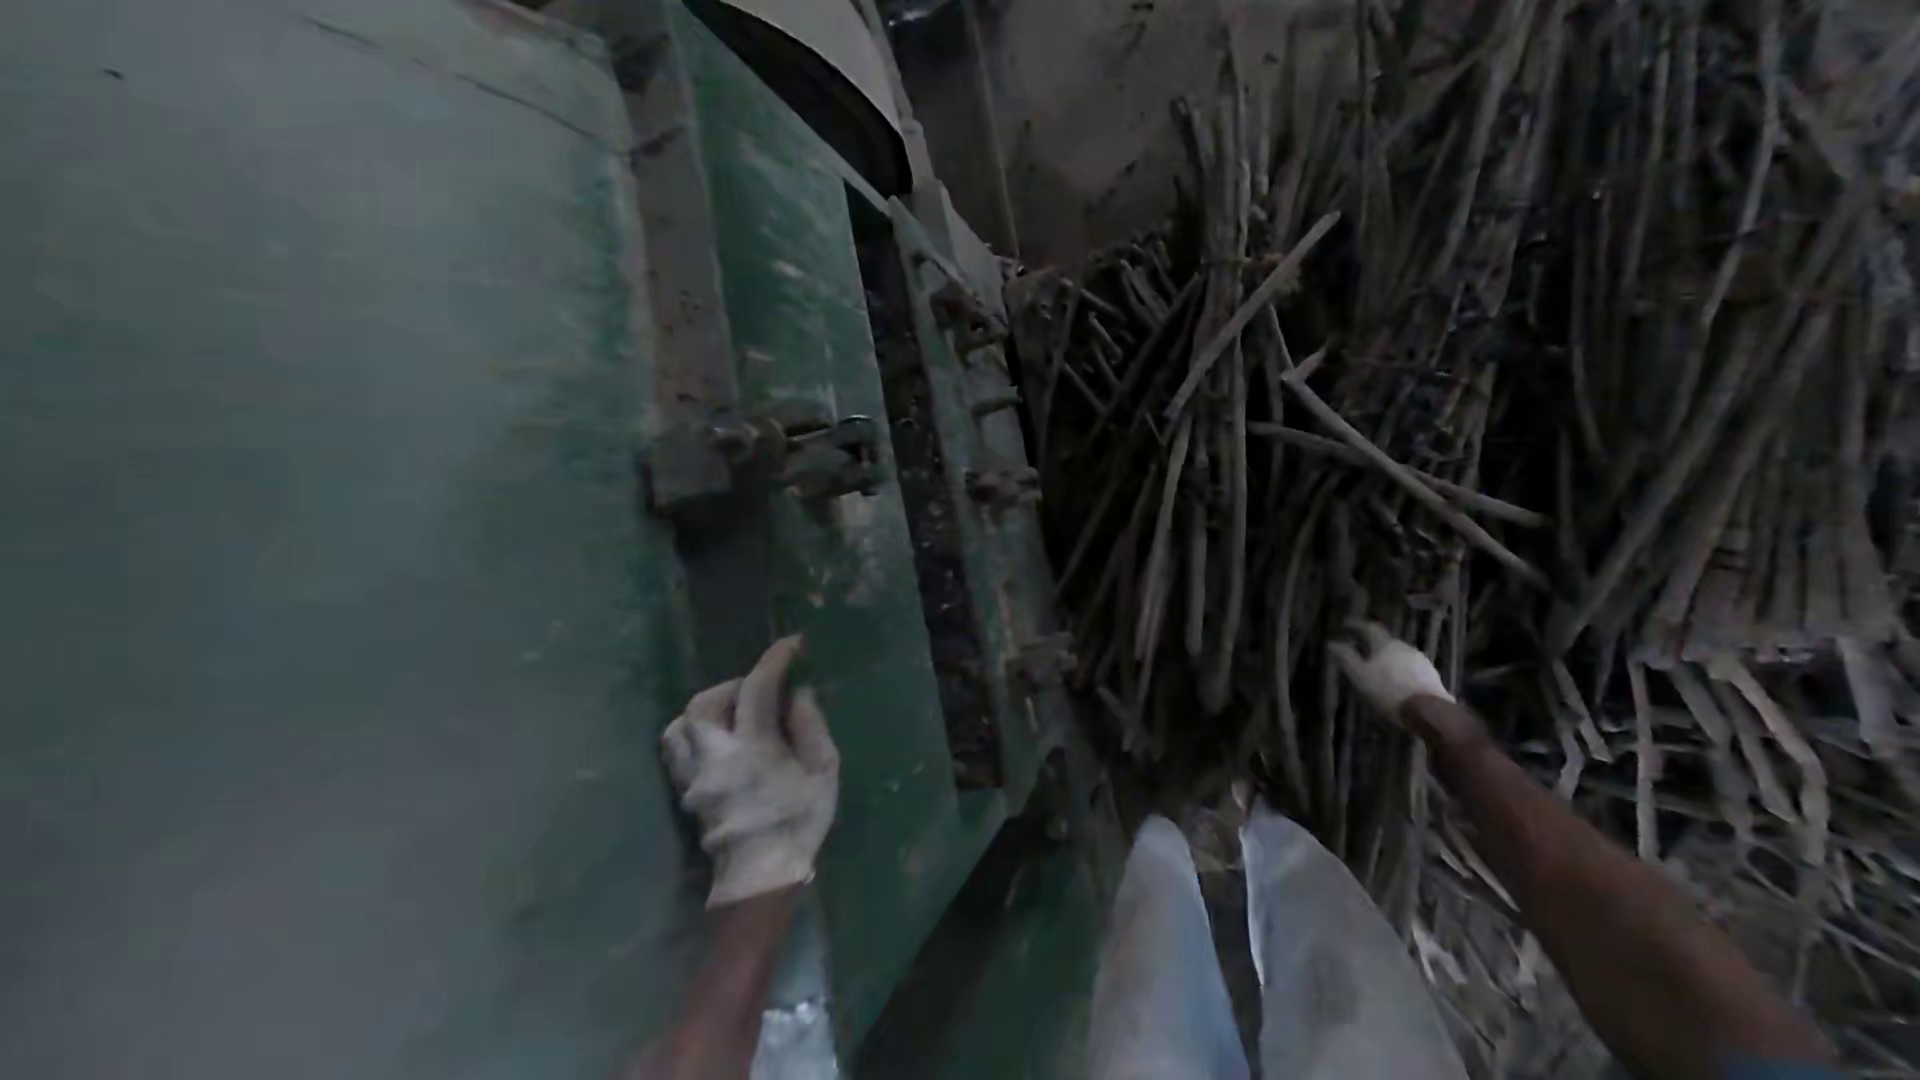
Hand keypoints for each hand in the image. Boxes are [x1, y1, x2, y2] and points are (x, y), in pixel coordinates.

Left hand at [661, 636, 838, 907]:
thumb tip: (798, 693)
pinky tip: (716, 739)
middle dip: (733, 685)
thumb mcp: (823, 773)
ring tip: (732, 713)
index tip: (790, 643)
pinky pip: (675, 749)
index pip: (757, 690)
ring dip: (706, 708)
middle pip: (704, 702)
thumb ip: (811, 728)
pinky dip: (693, 732)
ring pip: (680, 724)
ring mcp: (693, 776)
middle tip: (758, 689)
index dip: (774, 660)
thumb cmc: (799, 822)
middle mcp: (715, 756)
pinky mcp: (684, 792)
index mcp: (754, 749)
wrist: (761, 877)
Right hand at [1327, 620, 1453, 720]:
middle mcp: (1405, 647)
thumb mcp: (1359, 676)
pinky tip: (1397, 684)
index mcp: (1386, 644)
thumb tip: (1332, 643)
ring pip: (1399, 656)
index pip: (1370, 628)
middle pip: (1385, 642)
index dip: (1356, 625)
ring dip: (1387, 660)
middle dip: (1372, 646)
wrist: (1430, 712)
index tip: (1345, 625)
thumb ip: (1345, 657)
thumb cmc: (1388, 691)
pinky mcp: (1433, 677)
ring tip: (1378, 671)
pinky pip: (1411, 669)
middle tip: (1360, 652)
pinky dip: (1400, 672)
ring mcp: (1422, 662)